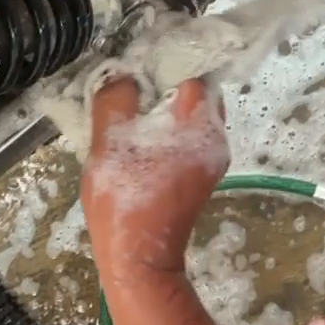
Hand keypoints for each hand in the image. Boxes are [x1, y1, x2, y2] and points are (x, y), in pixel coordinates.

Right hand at [81, 76, 229, 284]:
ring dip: (166, 111)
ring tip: (133, 112)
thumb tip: (122, 75)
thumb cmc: (123, 202)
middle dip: (169, 86)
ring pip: (193, 119)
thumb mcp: (109, 145)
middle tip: (134, 88)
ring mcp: (210, 163)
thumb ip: (115, 103)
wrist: (139, 261)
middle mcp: (215, 142)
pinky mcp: (199, 179)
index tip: (139, 65)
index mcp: (199, 128)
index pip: (195, 74)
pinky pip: (188, 141)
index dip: (167, 63)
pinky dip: (168, 132)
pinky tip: (141, 139)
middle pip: (198, 96)